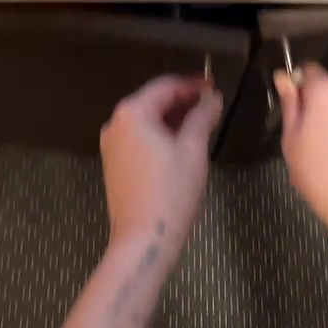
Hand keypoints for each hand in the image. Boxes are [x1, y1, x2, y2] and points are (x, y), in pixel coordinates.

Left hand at [100, 75, 221, 255]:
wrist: (142, 242)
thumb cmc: (170, 192)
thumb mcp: (192, 150)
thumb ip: (202, 117)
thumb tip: (213, 97)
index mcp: (132, 113)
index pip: (166, 87)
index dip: (192, 86)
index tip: (215, 88)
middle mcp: (116, 124)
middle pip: (154, 102)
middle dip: (183, 103)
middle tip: (212, 108)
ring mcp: (112, 145)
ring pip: (148, 121)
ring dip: (173, 120)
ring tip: (202, 125)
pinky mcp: (115, 164)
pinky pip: (140, 138)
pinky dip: (161, 136)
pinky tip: (182, 145)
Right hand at [275, 64, 327, 252]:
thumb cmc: (318, 173)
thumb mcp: (292, 139)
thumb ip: (290, 104)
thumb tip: (284, 77)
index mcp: (326, 90)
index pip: (308, 70)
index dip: (297, 85)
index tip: (291, 109)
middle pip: (326, 89)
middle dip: (314, 104)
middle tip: (304, 136)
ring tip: (325, 152)